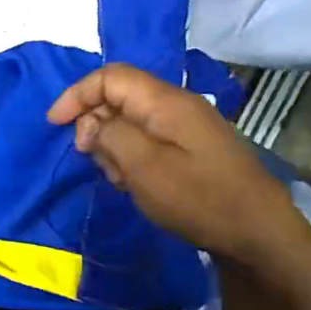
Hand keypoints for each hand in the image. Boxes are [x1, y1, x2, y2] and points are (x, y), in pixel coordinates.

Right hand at [47, 64, 309, 266]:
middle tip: (90, 158)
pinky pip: (146, 140)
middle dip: (93, 122)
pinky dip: (129, 156)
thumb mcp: (144, 167)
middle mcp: (177, 105)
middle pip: (119, 96)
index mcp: (166, 102)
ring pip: (130, 120)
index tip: (53, 124)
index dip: (77, 94)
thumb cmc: (198, 198)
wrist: (257, 232)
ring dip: (111, 144)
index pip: (111, 77)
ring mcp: (186, 127)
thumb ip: (111, 136)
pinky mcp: (191, 149)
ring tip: (116, 177)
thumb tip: (92, 124)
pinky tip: (133, 183)